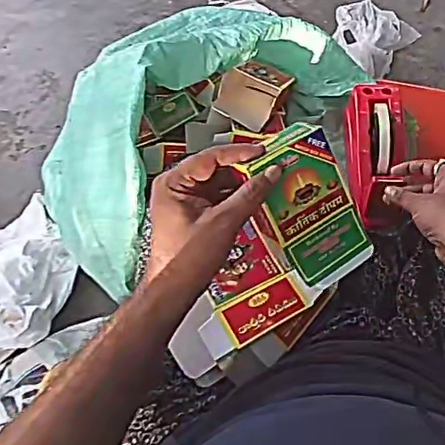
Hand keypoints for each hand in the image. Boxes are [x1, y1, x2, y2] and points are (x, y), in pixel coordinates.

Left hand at [144, 144, 281, 285]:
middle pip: (216, 170)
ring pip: (219, 186)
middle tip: (270, 168)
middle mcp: (176, 188)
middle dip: (244, 172)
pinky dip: (236, 201)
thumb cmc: (186, 259)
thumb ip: (250, 194)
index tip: (263, 152)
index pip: (211, 156)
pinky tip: (255, 202)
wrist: (174, 291)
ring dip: (242, 187)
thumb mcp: (224, 221)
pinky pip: (218, 201)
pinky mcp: (193, 217)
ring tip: (267, 185)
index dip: (240, 153)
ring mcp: (184, 203)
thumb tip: (271, 173)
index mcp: (173, 182)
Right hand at [384, 159, 444, 268]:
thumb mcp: (417, 203)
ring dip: (414, 197)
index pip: (428, 165)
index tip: (396, 172)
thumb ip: (401, 195)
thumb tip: (390, 191)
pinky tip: (410, 213)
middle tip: (394, 186)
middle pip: (429, 180)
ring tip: (397, 200)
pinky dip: (422, 210)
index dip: (409, 167)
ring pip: (431, 196)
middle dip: (409, 183)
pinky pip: (434, 210)